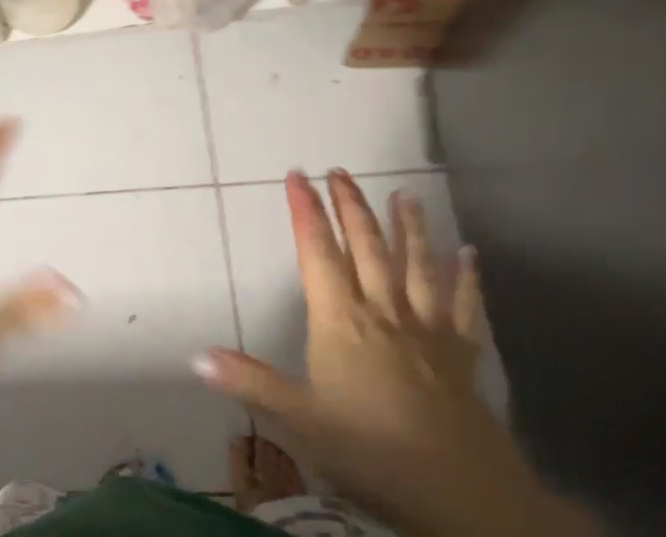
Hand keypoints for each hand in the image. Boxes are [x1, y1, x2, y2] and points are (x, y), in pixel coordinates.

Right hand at [194, 170, 595, 536]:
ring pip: (416, 267)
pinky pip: (464, 308)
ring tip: (404, 194)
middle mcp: (384, 314)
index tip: (297, 175)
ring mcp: (427, 332)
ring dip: (408, 228)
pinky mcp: (461, 356)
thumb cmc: (371, 453)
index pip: (318, 254)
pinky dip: (465, 278)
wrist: (462, 493)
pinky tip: (469, 255)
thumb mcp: (299, 422)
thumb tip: (196, 356)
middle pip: (367, 249)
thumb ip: (250, 383)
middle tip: (341, 172)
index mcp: (341, 322)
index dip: (306, 213)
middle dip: (351, 208)